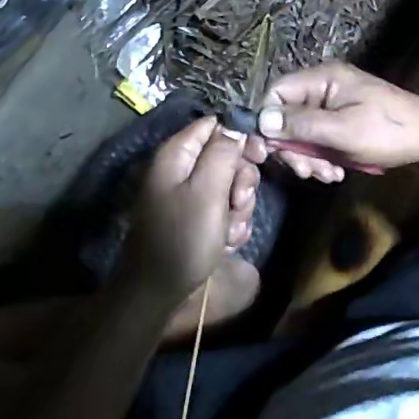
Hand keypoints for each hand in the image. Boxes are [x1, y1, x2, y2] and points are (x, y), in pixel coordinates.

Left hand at [119, 117, 262, 300]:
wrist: (157, 293)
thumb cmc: (183, 238)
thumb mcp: (208, 191)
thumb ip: (223, 153)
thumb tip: (235, 125)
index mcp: (176, 155)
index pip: (214, 125)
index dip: (240, 136)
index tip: (260, 155)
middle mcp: (180, 170)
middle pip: (226, 157)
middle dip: (240, 181)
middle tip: (239, 202)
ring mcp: (187, 196)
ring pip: (229, 186)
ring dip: (237, 208)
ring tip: (229, 232)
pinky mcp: (195, 219)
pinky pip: (223, 210)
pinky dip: (229, 225)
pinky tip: (226, 243)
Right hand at [257, 62, 418, 180]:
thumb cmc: (387, 131)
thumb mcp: (341, 131)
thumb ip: (300, 125)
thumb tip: (261, 121)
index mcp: (323, 78)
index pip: (276, 92)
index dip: (269, 122)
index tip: (271, 151)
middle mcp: (325, 86)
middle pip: (287, 116)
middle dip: (293, 148)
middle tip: (307, 173)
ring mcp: (335, 103)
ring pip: (302, 132)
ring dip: (309, 158)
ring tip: (327, 176)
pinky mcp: (343, 120)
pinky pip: (319, 138)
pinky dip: (322, 157)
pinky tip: (336, 173)